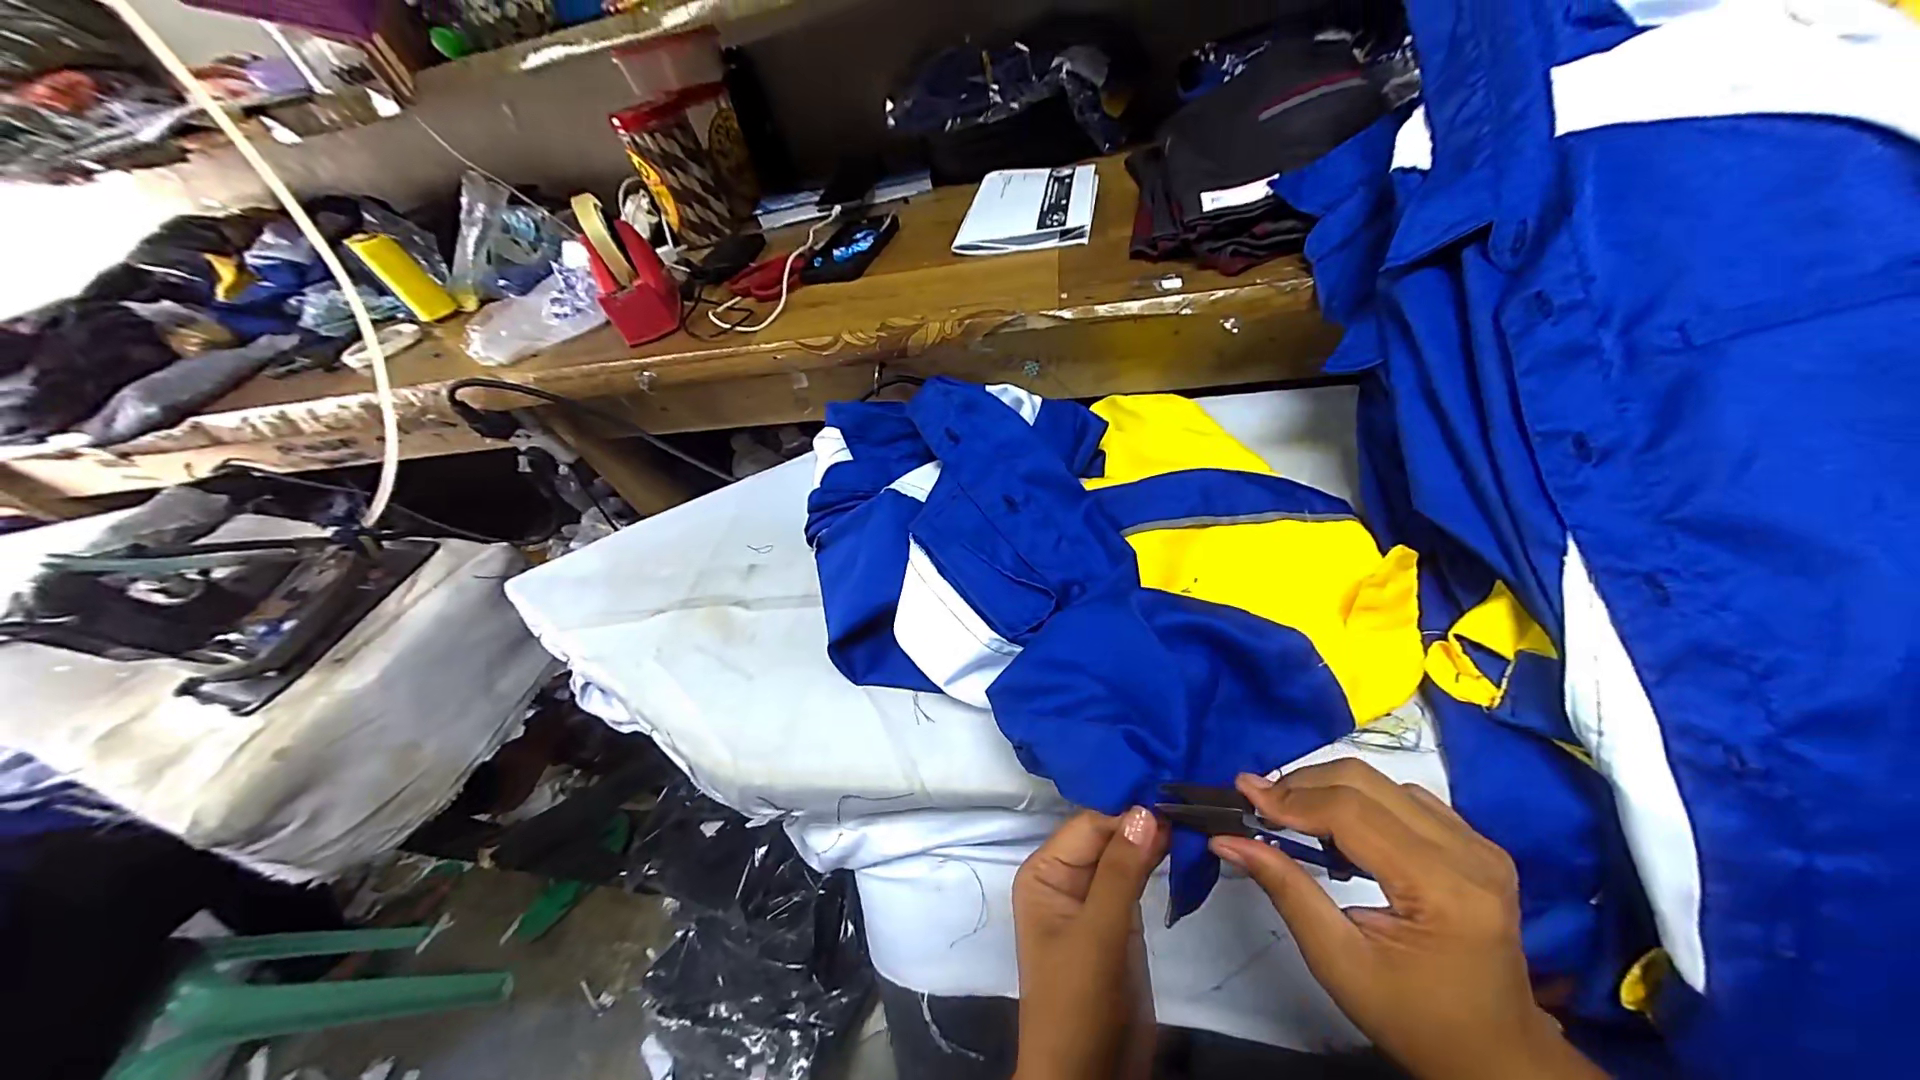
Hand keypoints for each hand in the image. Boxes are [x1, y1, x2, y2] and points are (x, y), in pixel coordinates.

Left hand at [1011, 807, 1167, 1079]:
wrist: (1088, 1075)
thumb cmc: (1078, 1002)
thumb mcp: (1098, 933)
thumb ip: (1121, 872)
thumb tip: (1143, 809)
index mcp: (1044, 872)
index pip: (1089, 825)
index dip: (1127, 812)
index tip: (1171, 798)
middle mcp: (1064, 877)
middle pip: (1106, 835)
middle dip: (1142, 820)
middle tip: (1190, 801)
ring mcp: (1092, 898)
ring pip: (1123, 854)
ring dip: (1153, 839)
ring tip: (1192, 816)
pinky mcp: (1117, 919)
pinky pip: (1135, 878)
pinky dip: (1156, 863)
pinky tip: (1182, 847)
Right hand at [1210, 761, 1605, 1079]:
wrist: (1495, 1055)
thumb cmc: (1413, 1018)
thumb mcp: (1337, 961)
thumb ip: (1284, 889)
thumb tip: (1226, 839)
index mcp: (1444, 890)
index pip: (1352, 814)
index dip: (1291, 798)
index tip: (1242, 794)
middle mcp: (1471, 855)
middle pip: (1366, 783)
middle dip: (1302, 786)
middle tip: (1258, 803)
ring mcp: (1479, 845)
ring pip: (1382, 782)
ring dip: (1327, 789)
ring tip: (1289, 814)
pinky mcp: (1476, 844)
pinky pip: (1403, 797)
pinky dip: (1357, 798)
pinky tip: (1335, 824)